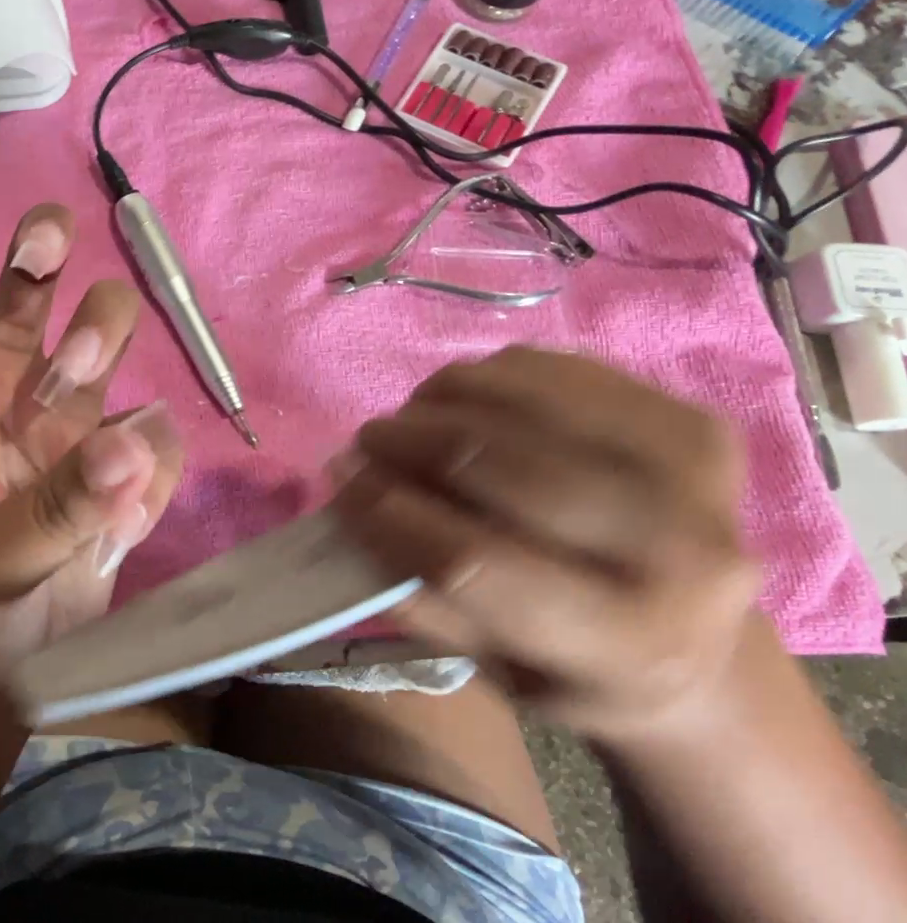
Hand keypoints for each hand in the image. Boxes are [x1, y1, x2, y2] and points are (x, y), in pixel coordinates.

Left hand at [0, 100, 184, 710]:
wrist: (7, 673)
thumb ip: (57, 502)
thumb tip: (127, 433)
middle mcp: (4, 391)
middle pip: (30, 283)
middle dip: (45, 257)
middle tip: (52, 261)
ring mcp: (66, 420)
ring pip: (102, 333)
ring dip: (102, 347)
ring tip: (91, 420)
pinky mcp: (118, 458)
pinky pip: (150, 424)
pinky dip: (146, 457)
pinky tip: (120, 512)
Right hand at [332, 347, 764, 744]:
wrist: (702, 650)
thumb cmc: (568, 668)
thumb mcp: (486, 667)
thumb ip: (415, 594)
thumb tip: (349, 503)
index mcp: (625, 644)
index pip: (476, 560)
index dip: (389, 513)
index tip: (340, 483)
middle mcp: (682, 559)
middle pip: (512, 469)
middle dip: (412, 442)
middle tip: (367, 439)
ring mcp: (699, 482)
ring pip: (534, 405)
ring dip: (446, 400)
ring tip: (411, 418)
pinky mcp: (695, 427)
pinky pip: (563, 374)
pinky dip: (492, 378)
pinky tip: (465, 404)